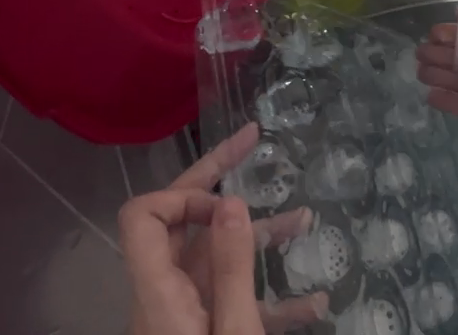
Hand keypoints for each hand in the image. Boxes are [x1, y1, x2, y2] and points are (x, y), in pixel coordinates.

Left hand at [119, 123, 327, 334]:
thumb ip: (232, 269)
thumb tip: (230, 202)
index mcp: (160, 293)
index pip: (143, 217)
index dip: (181, 195)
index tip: (228, 201)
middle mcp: (166, 299)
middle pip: (181, 224)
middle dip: (219, 181)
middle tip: (256, 140)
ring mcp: (186, 320)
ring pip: (215, 262)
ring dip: (260, 239)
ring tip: (307, 222)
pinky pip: (234, 304)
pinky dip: (270, 297)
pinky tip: (315, 305)